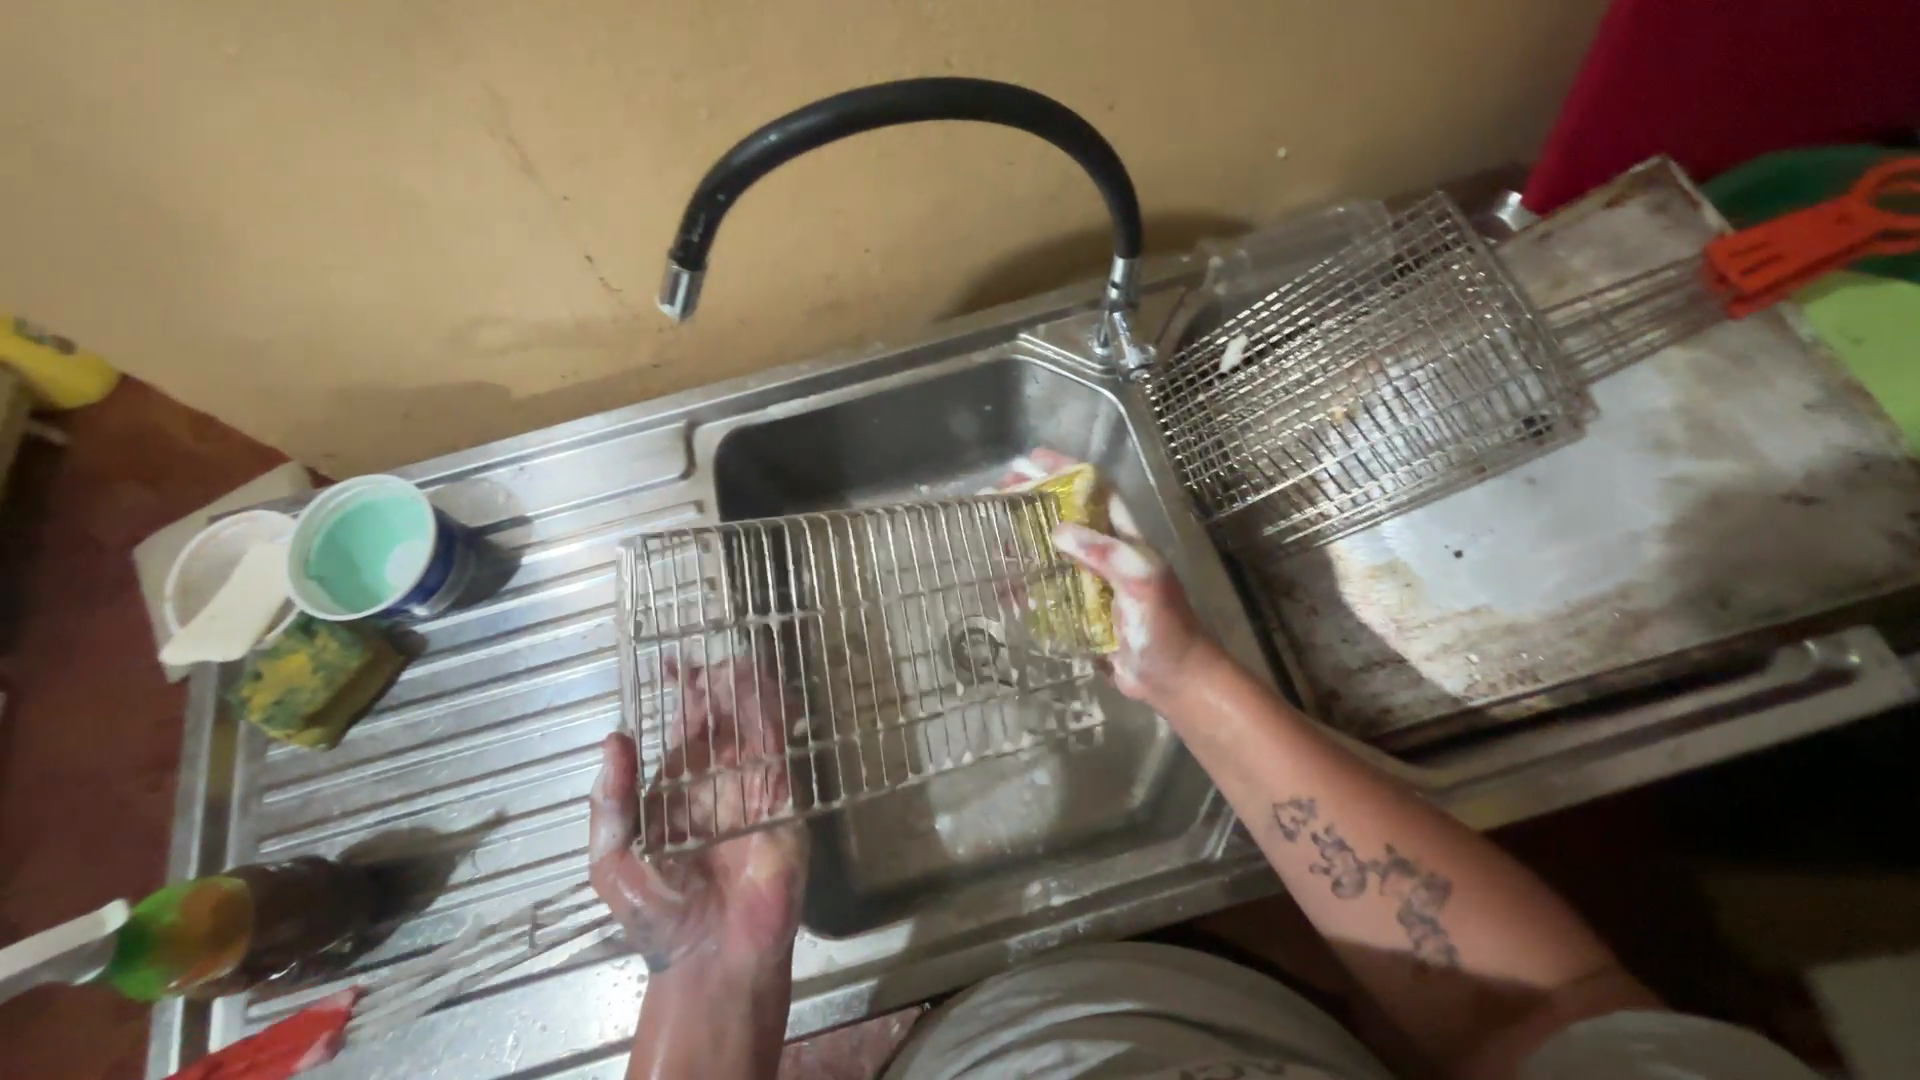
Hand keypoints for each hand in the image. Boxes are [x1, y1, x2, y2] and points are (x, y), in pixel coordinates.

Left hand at [587, 654, 806, 973]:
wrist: (711, 955)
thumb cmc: (657, 912)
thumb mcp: (613, 859)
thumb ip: (612, 802)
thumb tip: (615, 736)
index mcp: (678, 785)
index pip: (686, 726)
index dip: (685, 693)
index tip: (678, 663)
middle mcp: (719, 776)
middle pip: (725, 716)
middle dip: (723, 684)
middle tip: (720, 660)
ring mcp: (754, 786)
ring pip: (756, 724)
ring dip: (752, 693)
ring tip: (743, 667)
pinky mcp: (784, 800)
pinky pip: (781, 751)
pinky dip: (778, 719)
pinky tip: (771, 694)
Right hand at [1003, 450, 1213, 705]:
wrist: (1172, 680)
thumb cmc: (1165, 627)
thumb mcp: (1142, 582)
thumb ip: (1106, 554)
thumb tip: (1058, 530)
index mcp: (1126, 539)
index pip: (1095, 491)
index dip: (1066, 470)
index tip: (1031, 460)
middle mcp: (1106, 554)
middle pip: (1065, 516)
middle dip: (1034, 500)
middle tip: (998, 494)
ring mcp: (1091, 584)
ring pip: (1051, 552)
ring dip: (1024, 541)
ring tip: (992, 534)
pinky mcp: (1080, 613)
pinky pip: (1047, 592)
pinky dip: (1024, 586)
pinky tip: (1002, 588)